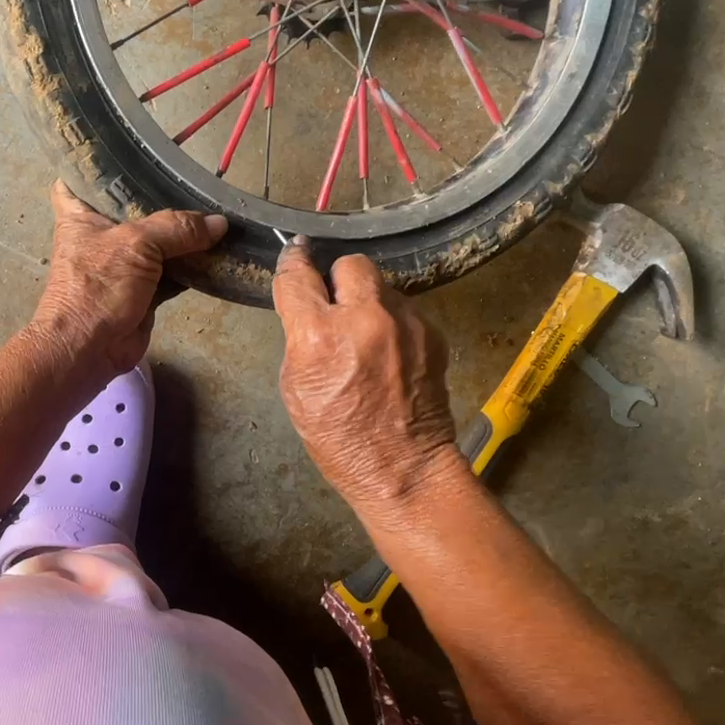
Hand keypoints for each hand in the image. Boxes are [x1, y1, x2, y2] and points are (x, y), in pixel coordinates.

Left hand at [26, 181, 226, 379]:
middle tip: (196, 176)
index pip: (82, 176)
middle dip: (161, 196)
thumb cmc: (97, 288)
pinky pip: (172, 269)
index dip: (101, 162)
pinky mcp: (142, 288)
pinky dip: (192, 263)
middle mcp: (99, 233)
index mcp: (80, 213)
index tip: (132, 148)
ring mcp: (122, 262)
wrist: (89, 349)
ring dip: (184, 233)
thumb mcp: (136, 245)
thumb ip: (177, 228)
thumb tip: (219, 223)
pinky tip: (218, 249)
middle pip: (133, 206)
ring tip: (217, 209)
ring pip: (157, 239)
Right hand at [272, 239, 463, 511]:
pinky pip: (404, 310)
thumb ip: (300, 337)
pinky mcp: (432, 333)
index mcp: (319, 335)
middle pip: (350, 264)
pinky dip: (392, 323)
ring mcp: (406, 323)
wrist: (402, 468)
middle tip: (335, 305)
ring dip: (368, 301)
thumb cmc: (336, 437)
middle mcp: (365, 318)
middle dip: (338, 279)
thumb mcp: (295, 387)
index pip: (297, 275)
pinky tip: (389, 354)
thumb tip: (310, 307)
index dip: (292, 263)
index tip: (294, 256)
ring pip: (381, 285)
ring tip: (366, 336)